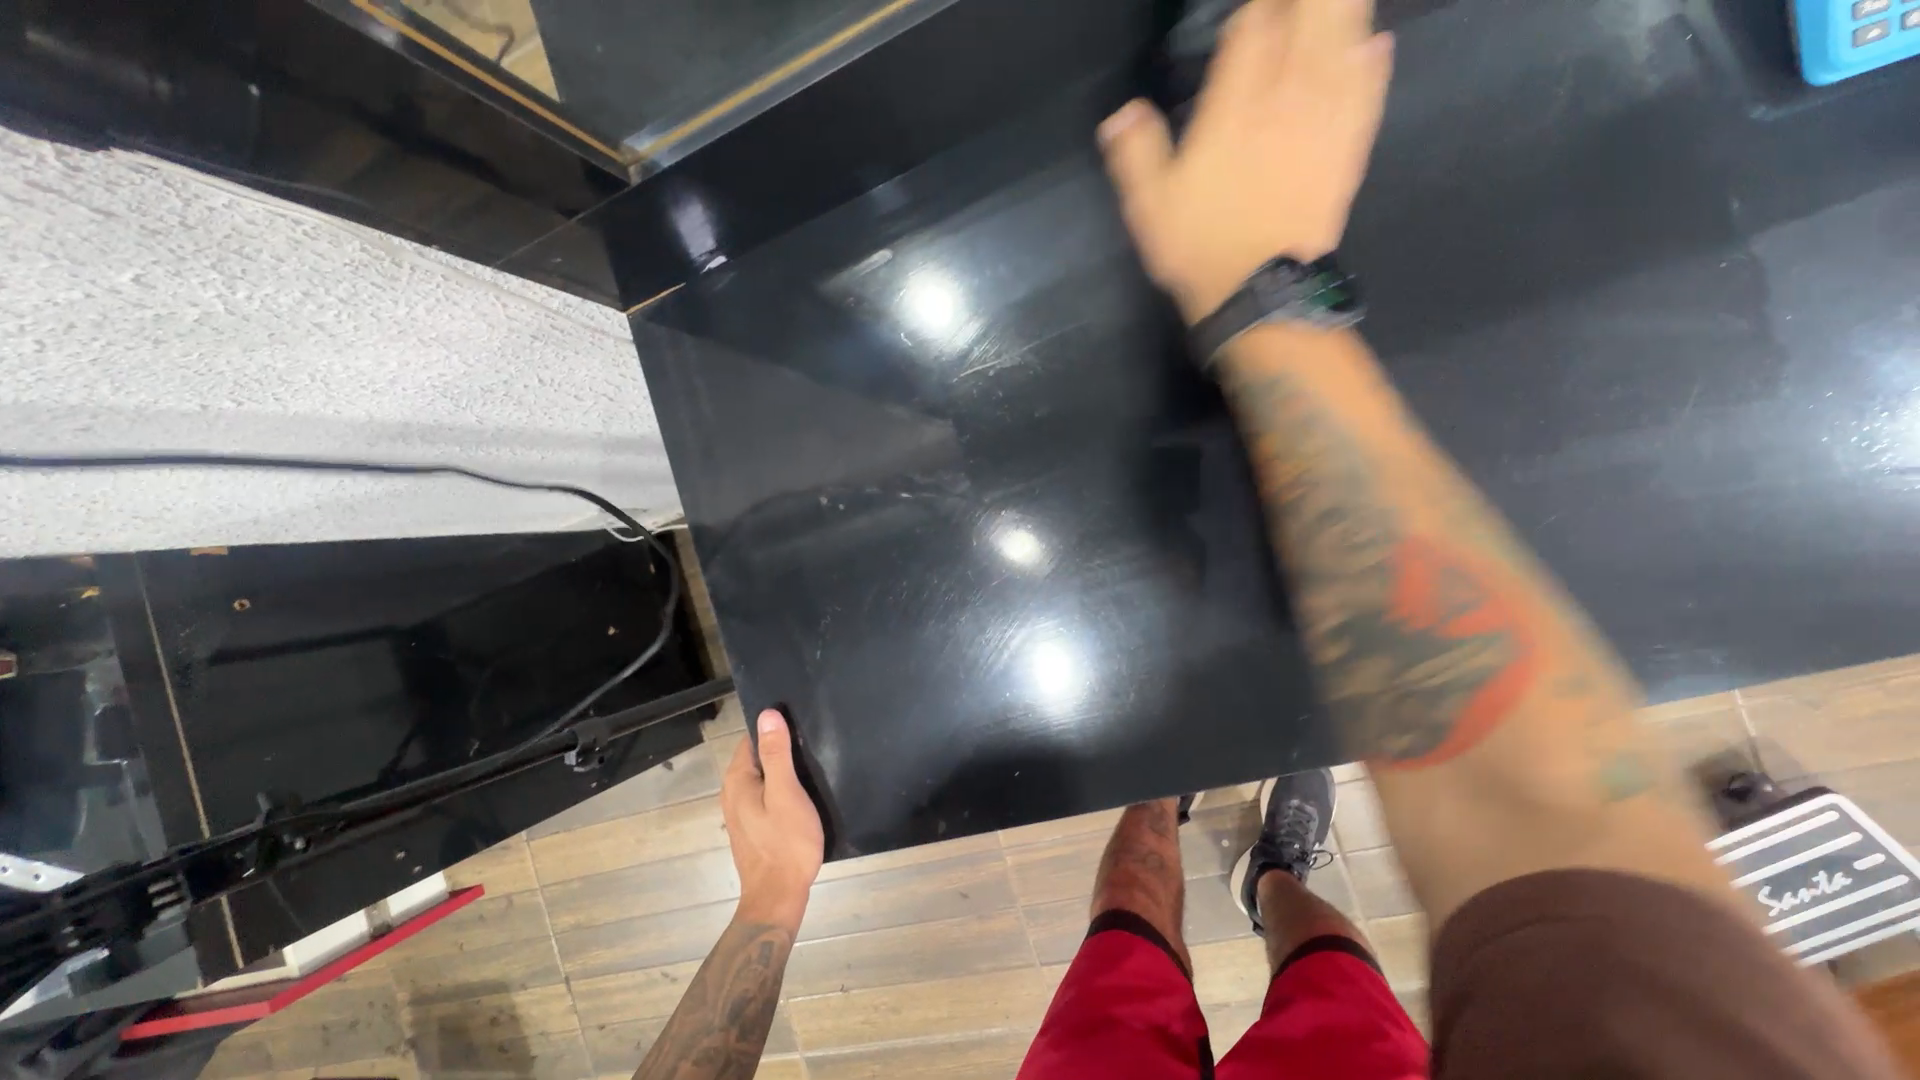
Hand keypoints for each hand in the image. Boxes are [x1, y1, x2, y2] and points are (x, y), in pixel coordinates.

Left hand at [721, 709, 824, 930]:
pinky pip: (764, 796)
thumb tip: (767, 714)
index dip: (775, 729)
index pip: (752, 739)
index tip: (801, 727)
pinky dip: (780, 790)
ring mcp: (739, 812)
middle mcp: (732, 793)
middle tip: (811, 746)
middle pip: (755, 758)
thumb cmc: (786, 843)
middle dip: (779, 749)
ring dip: (781, 772)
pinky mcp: (751, 827)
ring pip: (761, 778)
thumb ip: (777, 754)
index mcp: (737, 780)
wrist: (778, 896)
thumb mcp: (787, 793)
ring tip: (811, 768)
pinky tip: (800, 796)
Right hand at [1098, 0, 1393, 322]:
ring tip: (1325, 10)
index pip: (1253, 28)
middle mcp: (1284, 102)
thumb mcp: (1148, 206)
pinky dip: (1373, 61)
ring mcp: (1323, 123)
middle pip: (1309, 19)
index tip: (1252, 7)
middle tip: (1289, 6)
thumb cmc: (1199, 248)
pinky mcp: (1349, 149)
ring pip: (1345, 42)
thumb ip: (1136, 153)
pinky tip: (1376, 42)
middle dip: (1302, 3)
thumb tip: (1123, 114)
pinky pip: (1369, 91)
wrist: (1259, 293)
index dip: (1256, 7)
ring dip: (1340, 14)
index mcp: (1232, 110)